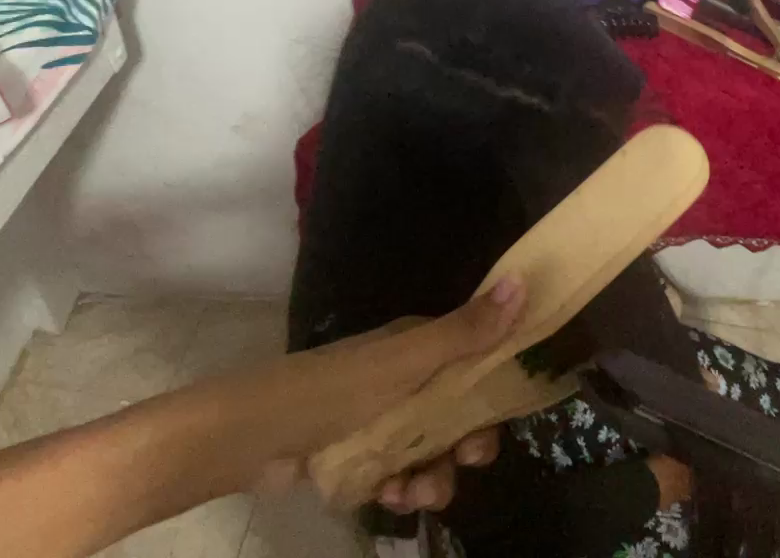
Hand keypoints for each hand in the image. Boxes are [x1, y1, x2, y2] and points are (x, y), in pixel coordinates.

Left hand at [252, 278, 525, 498]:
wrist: (256, 435)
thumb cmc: (336, 387)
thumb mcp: (405, 361)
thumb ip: (465, 332)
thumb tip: (523, 283)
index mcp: (418, 347)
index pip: (475, 363)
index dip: (494, 391)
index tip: (499, 418)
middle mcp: (405, 380)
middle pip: (458, 415)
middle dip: (466, 445)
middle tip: (462, 460)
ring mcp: (383, 421)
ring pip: (432, 453)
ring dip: (434, 478)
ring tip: (412, 491)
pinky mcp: (363, 457)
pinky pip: (401, 477)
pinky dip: (401, 490)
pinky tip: (387, 497)